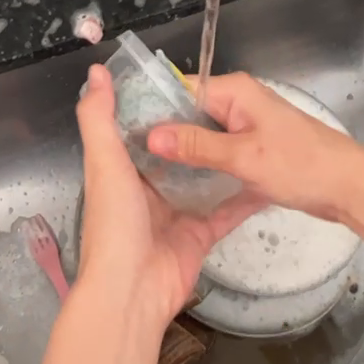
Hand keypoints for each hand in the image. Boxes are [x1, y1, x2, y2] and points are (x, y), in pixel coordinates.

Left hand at [73, 64, 260, 326]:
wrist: (131, 291)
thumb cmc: (115, 221)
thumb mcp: (103, 161)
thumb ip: (99, 117)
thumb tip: (98, 72)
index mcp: (123, 168)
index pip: (144, 129)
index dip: (161, 106)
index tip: (188, 81)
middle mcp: (149, 188)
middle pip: (178, 152)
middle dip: (199, 132)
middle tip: (231, 105)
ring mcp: (176, 212)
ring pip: (205, 179)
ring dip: (224, 160)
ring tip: (253, 132)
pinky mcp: (201, 234)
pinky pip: (226, 211)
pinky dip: (244, 197)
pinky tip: (266, 177)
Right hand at [148, 72, 363, 222]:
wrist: (350, 188)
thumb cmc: (300, 165)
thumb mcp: (244, 157)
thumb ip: (197, 147)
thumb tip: (151, 135)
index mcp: (233, 91)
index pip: (179, 89)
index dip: (152, 108)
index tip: (123, 131)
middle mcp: (236, 102)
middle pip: (188, 113)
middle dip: (163, 133)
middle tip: (130, 159)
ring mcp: (244, 126)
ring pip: (201, 135)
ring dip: (183, 152)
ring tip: (147, 173)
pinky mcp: (252, 149)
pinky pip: (217, 151)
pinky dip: (202, 164)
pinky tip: (180, 185)